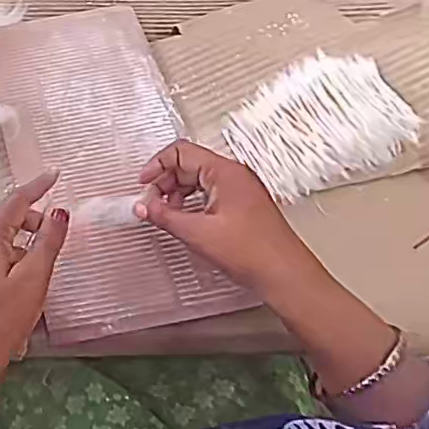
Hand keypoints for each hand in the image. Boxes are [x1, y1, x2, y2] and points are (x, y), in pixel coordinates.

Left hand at [0, 170, 68, 373]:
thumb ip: (48, 242)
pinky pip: (3, 256)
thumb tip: (59, 213)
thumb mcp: (34, 276)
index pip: (16, 201)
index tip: (56, 174)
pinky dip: (21, 258)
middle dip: (35, 220)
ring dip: (29, 243)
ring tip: (47, 265)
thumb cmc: (4, 314)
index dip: (38, 187)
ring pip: (8, 239)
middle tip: (58, 234)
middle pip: (11, 218)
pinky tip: (33, 282)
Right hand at [134, 140, 314, 285]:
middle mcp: (234, 175)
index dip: (156, 165)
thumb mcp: (196, 232)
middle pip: (187, 164)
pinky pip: (208, 191)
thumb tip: (143, 206)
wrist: (285, 276)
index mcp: (224, 172)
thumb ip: (163, 216)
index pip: (180, 152)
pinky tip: (184, 218)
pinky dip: (190, 201)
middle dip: (164, 181)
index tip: (144, 184)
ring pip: (196, 178)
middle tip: (150, 202)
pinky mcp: (242, 203)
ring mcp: (240, 188)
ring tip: (165, 212)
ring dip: (176, 192)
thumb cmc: (254, 253)